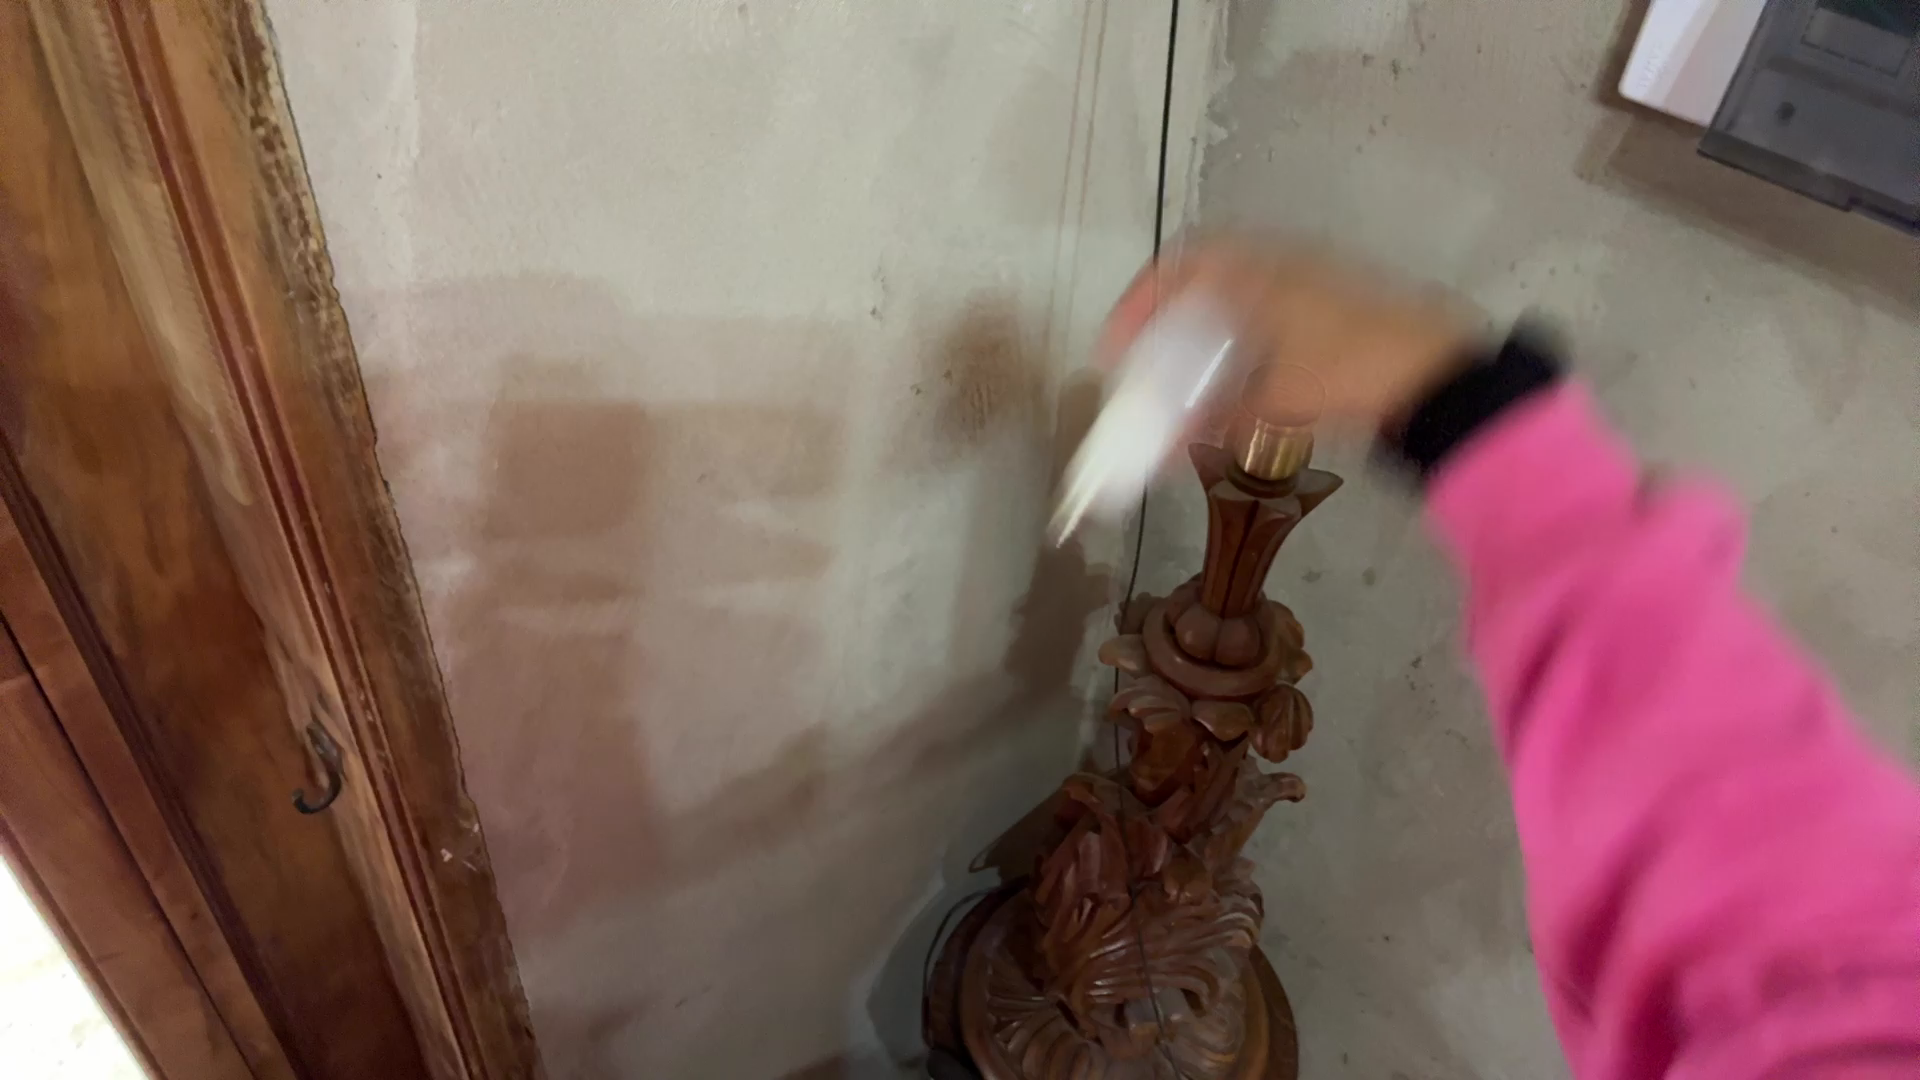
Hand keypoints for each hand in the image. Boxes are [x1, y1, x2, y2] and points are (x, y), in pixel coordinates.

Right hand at [1100, 235, 1480, 431]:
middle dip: (1164, 316)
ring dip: (1200, 326)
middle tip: (1145, 357)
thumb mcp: (1272, 401)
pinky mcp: (1326, 303)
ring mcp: (1306, 280)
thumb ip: (1209, 425)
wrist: (1440, 370)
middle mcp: (1276, 266)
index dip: (1137, 303)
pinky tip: (1235, 373)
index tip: (1116, 346)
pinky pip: (1260, 307)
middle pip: (1201, 275)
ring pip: (1232, 291)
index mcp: (1255, 274)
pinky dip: (1234, 335)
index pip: (1178, 267)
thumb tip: (1154, 459)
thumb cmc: (1349, 371)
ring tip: (1184, 370)